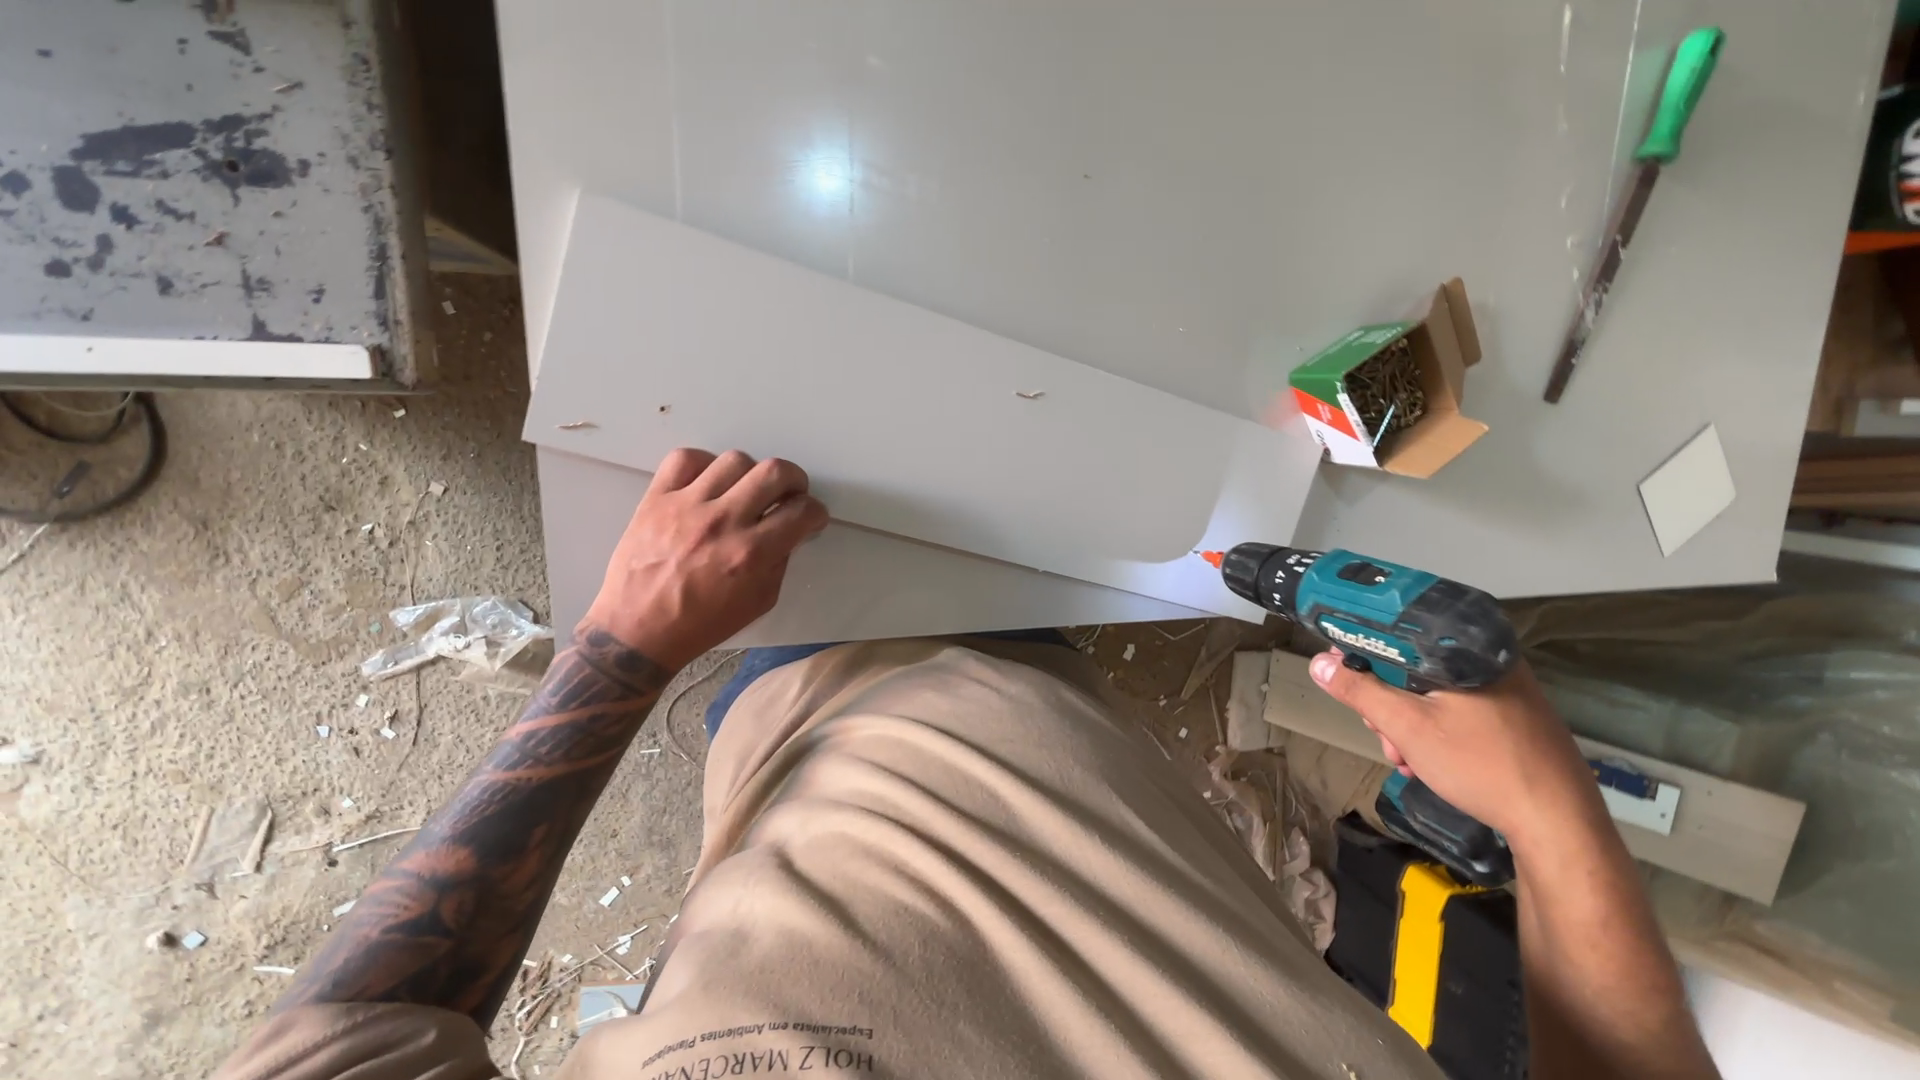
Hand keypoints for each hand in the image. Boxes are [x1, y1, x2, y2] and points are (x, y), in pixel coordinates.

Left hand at [583, 448, 828, 669]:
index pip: (802, 511)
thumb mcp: (759, 602)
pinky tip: (706, 484)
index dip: (815, 512)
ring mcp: (686, 506)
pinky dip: (702, 465)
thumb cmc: (701, 623)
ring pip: (734, 460)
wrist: (638, 631)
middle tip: (787, 495)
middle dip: (793, 481)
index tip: (809, 517)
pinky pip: (684, 459)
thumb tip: (789, 532)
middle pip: (774, 472)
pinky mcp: (655, 499)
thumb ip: (779, 562)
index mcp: (751, 554)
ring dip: (749, 474)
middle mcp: (723, 523)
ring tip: (743, 492)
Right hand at [1308, 651, 1605, 850]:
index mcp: (1470, 652)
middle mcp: (1493, 665)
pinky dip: (1436, 734)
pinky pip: (1461, 714)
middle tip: (1381, 734)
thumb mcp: (1408, 727)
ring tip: (1406, 759)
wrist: (1558, 824)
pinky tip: (1428, 764)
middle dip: (1387, 701)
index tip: (1342, 671)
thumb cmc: (1481, 764)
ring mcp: (1510, 695)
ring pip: (1436, 695)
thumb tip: (1320, 663)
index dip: (1365, 649)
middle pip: (1417, 667)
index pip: (1403, 633)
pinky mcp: (1518, 724)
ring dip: (1409, 725)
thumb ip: (1360, 691)